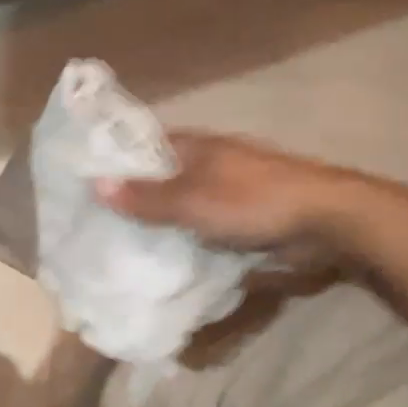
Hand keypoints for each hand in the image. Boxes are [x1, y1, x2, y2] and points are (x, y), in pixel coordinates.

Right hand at [94, 132, 365, 249]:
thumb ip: (146, 197)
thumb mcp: (193, 201)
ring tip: (118, 248)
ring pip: (178, 205)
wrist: (324, 221)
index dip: (115, 162)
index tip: (83, 187)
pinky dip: (180, 240)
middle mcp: (208, 163)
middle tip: (94, 227)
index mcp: (196, 146)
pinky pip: (198, 228)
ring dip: (156, 224)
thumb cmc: (254, 202)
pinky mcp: (240, 219)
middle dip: (131, 198)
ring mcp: (226, 192)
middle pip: (159, 178)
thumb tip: (95, 185)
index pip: (143, 146)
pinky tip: (161, 260)